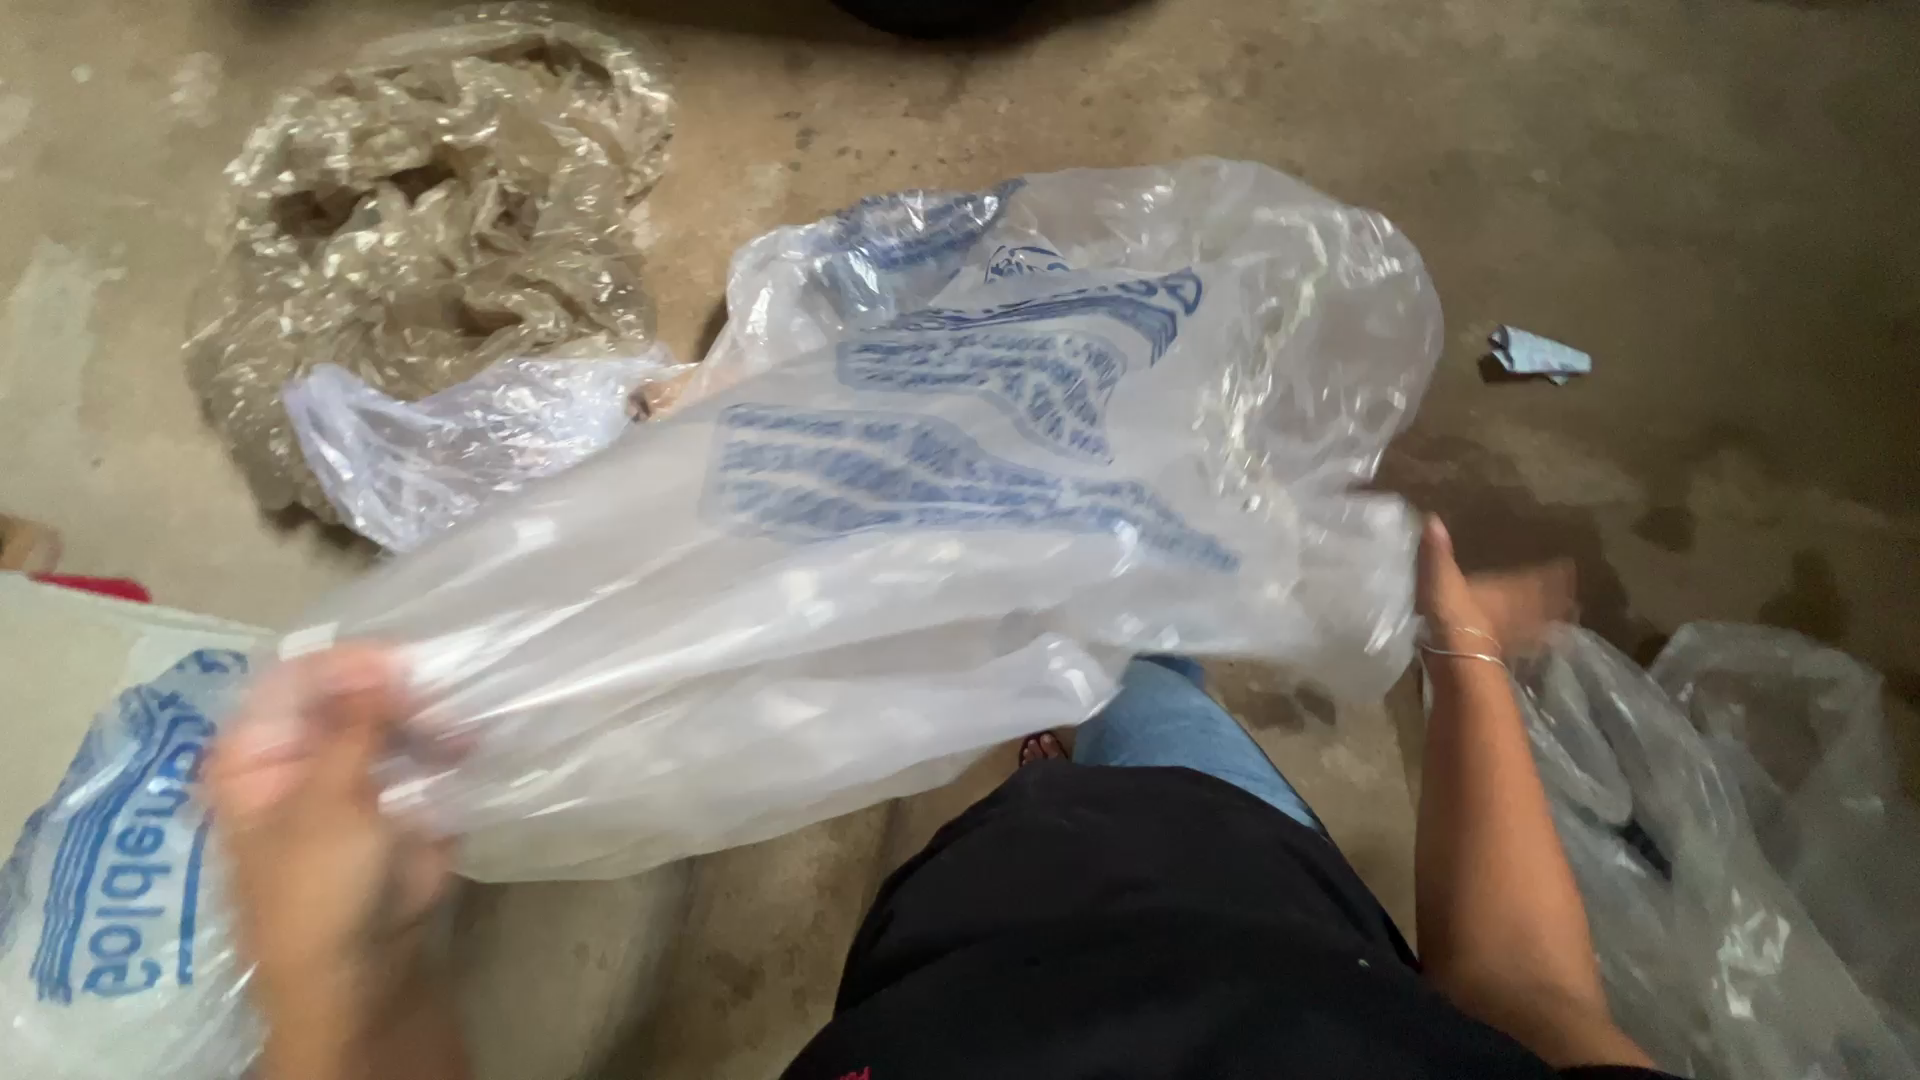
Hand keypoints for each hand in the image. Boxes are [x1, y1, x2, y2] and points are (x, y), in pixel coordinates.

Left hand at [207, 646, 454, 1040]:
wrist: (365, 957)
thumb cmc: (319, 886)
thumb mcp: (328, 803)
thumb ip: (356, 726)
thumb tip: (384, 660)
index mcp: (261, 752)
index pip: (298, 677)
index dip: (349, 663)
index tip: (407, 665)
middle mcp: (306, 749)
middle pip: (354, 688)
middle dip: (401, 688)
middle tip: (443, 702)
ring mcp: (358, 765)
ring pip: (397, 711)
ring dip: (433, 712)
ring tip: (460, 734)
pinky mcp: (405, 783)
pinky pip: (427, 740)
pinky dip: (450, 733)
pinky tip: (471, 742)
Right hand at [1415, 515, 1575, 656]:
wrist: (1456, 656)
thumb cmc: (1454, 613)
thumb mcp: (1441, 577)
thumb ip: (1437, 552)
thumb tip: (1432, 518)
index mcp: (1507, 588)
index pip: (1537, 578)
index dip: (1555, 572)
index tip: (1571, 566)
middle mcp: (1518, 609)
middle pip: (1545, 601)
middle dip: (1560, 596)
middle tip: (1575, 594)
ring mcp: (1515, 634)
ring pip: (1541, 624)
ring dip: (1554, 620)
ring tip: (1567, 618)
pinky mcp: (1505, 653)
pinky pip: (1526, 646)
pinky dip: (1536, 643)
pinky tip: (1539, 645)